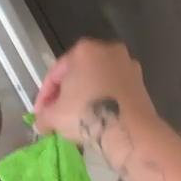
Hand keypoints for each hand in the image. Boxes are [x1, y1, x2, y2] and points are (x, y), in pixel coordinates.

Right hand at [31, 39, 159, 159]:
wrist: (128, 130)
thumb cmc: (86, 115)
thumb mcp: (54, 117)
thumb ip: (43, 116)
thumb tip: (41, 122)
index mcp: (83, 50)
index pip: (55, 73)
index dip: (44, 96)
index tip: (39, 113)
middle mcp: (107, 49)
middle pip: (77, 73)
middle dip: (66, 94)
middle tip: (57, 114)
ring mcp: (126, 63)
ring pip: (97, 80)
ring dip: (84, 96)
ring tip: (77, 117)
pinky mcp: (140, 80)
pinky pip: (113, 88)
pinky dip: (102, 99)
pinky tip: (96, 117)